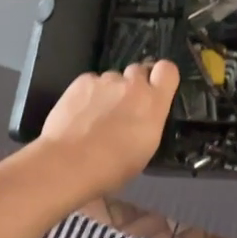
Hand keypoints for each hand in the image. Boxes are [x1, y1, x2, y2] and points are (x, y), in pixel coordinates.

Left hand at [37, 61, 179, 198]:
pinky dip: (88, 94)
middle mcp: (132, 85)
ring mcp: (106, 80)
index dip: (161, 76)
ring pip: (112, 78)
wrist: (68, 163)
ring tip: (95, 115)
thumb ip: (148, 122)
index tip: (154, 89)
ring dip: (109, 91)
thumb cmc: (112, 168)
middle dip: (134, 84)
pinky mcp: (82, 81)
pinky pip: (91, 82)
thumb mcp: (145, 149)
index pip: (168, 70)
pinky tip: (79, 113)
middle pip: (139, 70)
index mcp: (153, 103)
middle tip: (123, 106)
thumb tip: (142, 117)